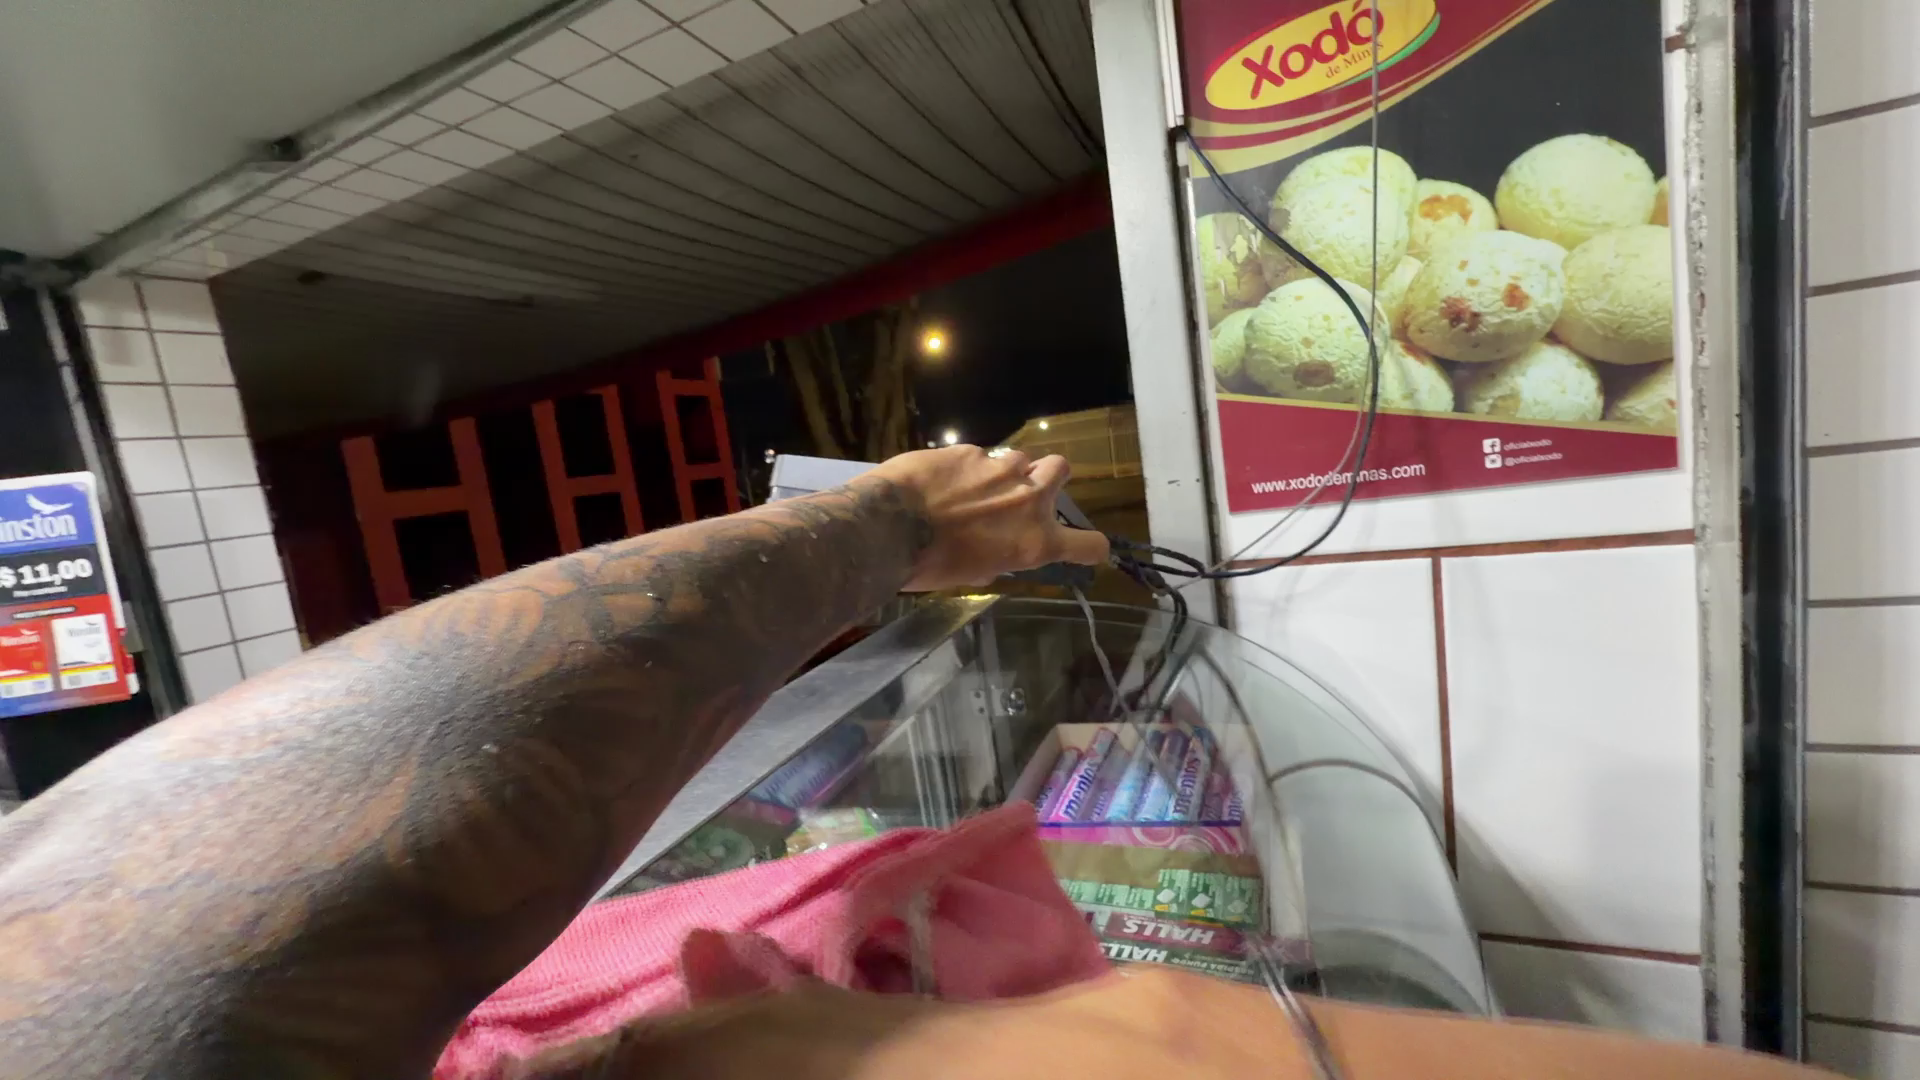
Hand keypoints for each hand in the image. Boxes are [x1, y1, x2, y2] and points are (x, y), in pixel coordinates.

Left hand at [867, 445, 1109, 590]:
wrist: (888, 527)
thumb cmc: (929, 566)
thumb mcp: (971, 576)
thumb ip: (995, 560)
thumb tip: (995, 558)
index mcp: (1033, 542)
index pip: (1089, 544)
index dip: (1092, 546)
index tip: (1088, 546)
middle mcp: (1026, 500)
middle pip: (1062, 468)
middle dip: (1050, 476)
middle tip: (1026, 489)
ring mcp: (999, 469)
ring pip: (1016, 459)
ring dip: (1002, 472)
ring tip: (970, 486)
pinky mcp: (968, 450)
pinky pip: (976, 456)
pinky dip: (964, 468)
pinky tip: (937, 481)